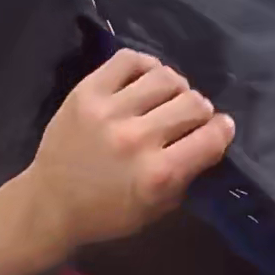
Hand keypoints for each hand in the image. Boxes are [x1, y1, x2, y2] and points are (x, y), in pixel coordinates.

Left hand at [19, 49, 234, 252]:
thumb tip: (208, 140)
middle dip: (201, 111)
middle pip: (193, 103)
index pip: (212, 137)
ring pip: (165, 77)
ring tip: (167, 98)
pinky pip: (129, 60)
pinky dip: (146, 67)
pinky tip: (145, 81)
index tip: (220, 128)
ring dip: (176, 88)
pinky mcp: (86, 92)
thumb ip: (187, 175)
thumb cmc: (108, 214)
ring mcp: (109, 111)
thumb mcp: (158, 208)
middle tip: (190, 118)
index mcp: (158, 175)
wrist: (51, 204)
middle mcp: (137, 139)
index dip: (224, 130)